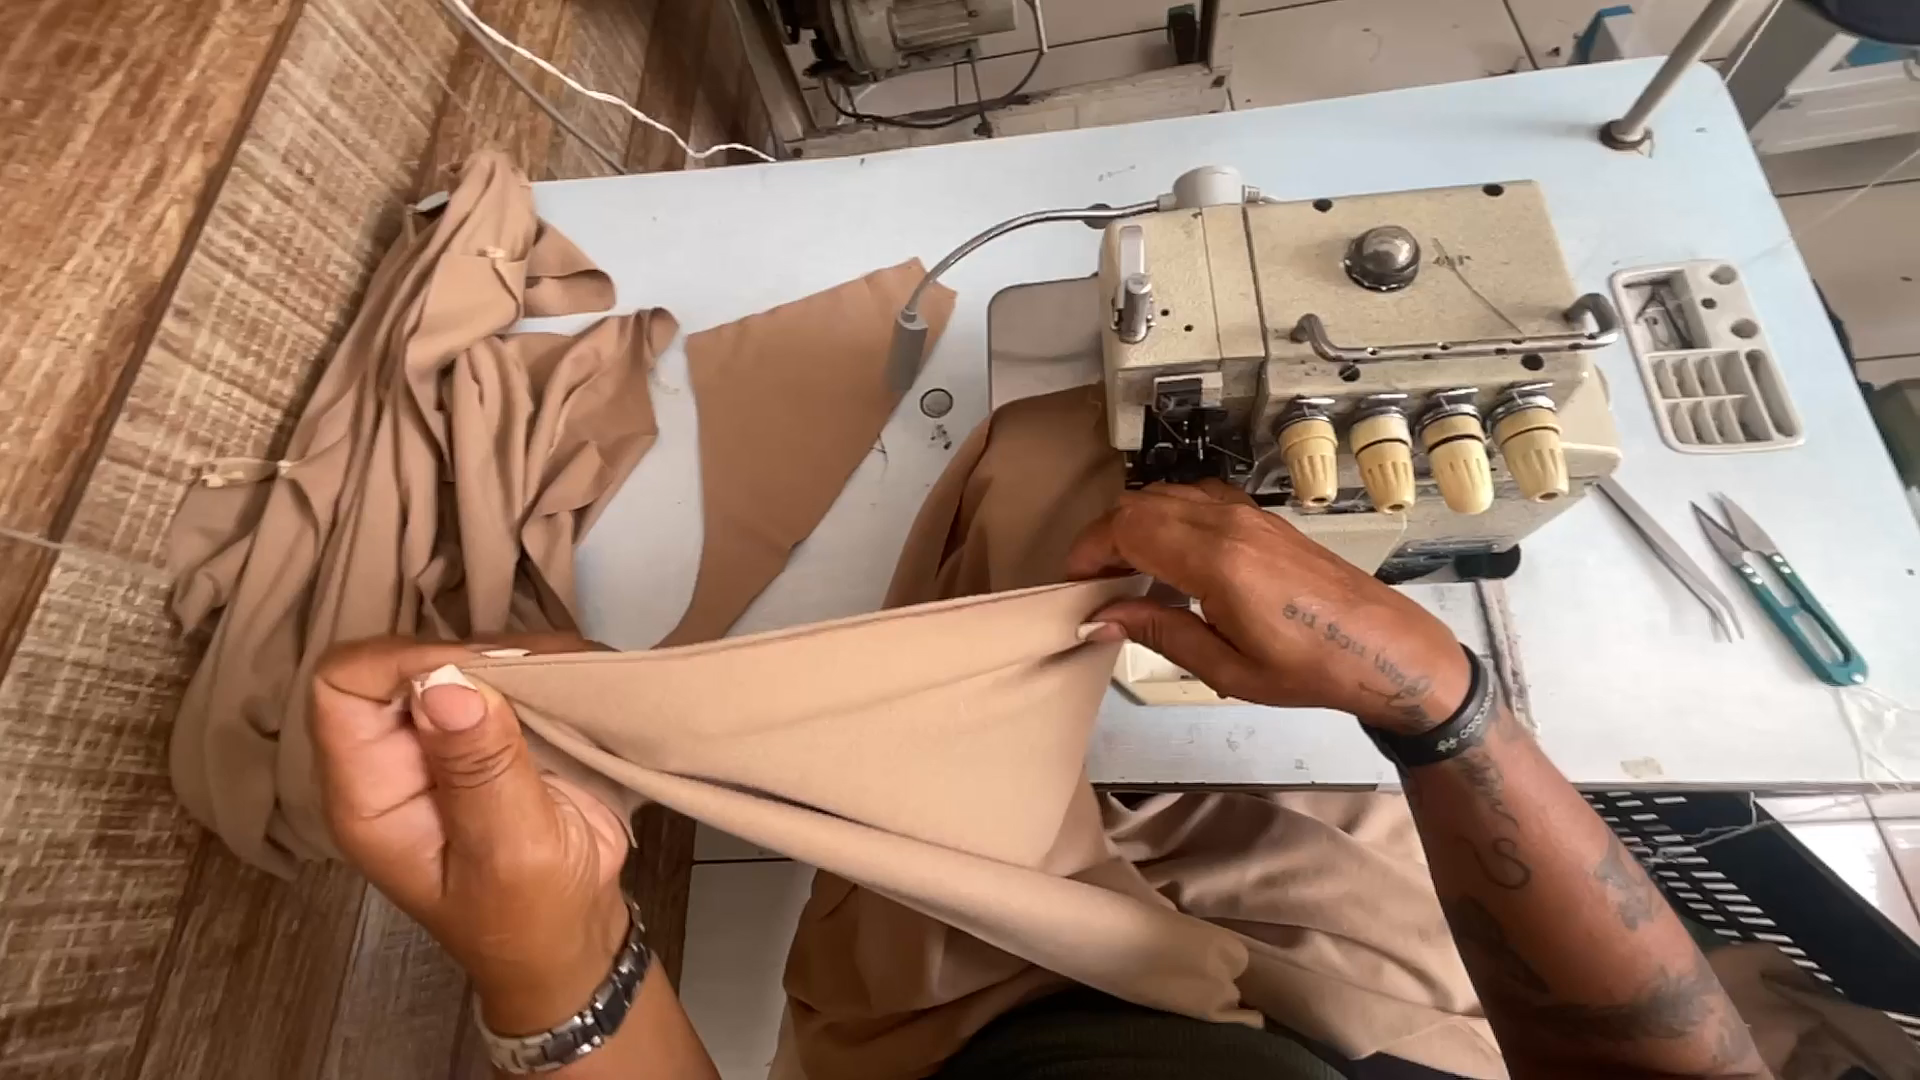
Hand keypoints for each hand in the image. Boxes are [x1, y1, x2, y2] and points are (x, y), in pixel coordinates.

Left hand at [311, 634, 631, 1034]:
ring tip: (578, 685)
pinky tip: (586, 686)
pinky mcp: (505, 731)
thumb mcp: (509, 851)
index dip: (407, 664)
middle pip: (412, 661)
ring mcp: (457, 739)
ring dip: (529, 658)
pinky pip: (519, 672)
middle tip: (553, 681)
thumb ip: (479, 771)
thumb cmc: (531, 909)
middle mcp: (404, 754)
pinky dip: (555, 665)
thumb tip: (445, 684)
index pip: (346, 687)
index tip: (487, 677)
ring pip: (472, 657)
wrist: (577, 927)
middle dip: (484, 658)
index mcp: (373, 790)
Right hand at [1066, 480, 1468, 731]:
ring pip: (1162, 494)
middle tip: (1096, 584)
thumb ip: (1157, 632)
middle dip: (1103, 539)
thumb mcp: (1226, 668)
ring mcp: (1246, 513)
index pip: (1127, 529)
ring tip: (1128, 574)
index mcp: (1217, 561)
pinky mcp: (1258, 515)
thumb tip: (1098, 619)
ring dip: (1132, 525)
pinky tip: (1169, 556)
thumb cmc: (1309, 668)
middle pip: (1137, 505)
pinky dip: (1164, 516)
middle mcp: (1228, 523)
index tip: (1075, 584)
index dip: (1089, 551)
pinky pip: (1193, 496)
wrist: (1385, 648)